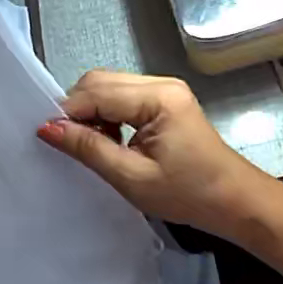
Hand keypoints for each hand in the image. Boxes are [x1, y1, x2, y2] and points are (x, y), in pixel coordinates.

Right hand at [37, 71, 276, 241]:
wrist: (235, 202)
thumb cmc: (188, 194)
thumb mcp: (131, 177)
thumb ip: (88, 148)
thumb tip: (47, 128)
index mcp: (157, 98)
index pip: (96, 92)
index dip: (68, 113)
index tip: (48, 138)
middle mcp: (160, 83)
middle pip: (100, 81)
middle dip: (78, 109)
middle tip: (72, 145)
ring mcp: (165, 89)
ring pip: (109, 87)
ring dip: (92, 113)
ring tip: (93, 146)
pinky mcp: (165, 101)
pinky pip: (123, 97)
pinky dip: (108, 114)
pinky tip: (110, 141)